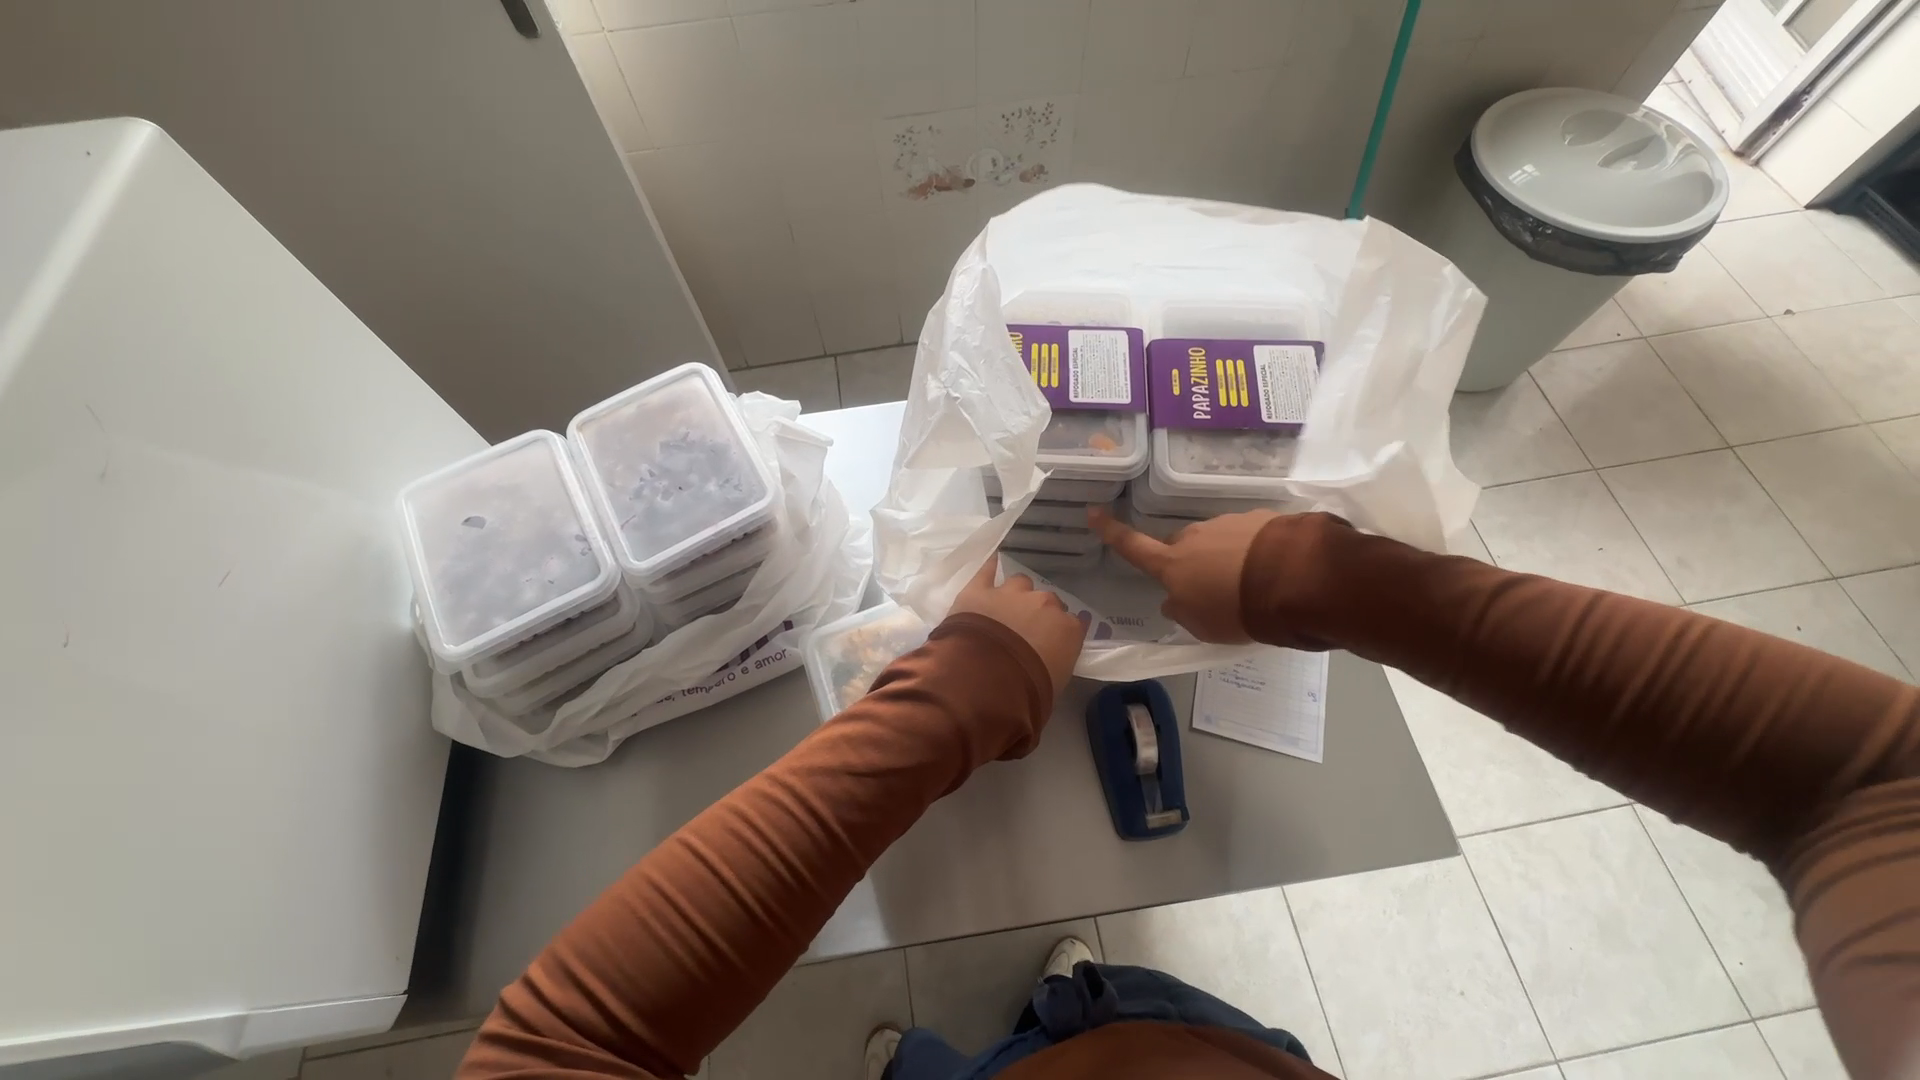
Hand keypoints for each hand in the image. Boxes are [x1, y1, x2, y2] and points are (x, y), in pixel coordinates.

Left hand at [949, 555, 1085, 696]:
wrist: (983, 683)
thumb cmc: (1025, 694)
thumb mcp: (1053, 685)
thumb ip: (1057, 663)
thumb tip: (1049, 662)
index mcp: (1068, 629)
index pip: (1072, 625)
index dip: (1058, 634)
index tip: (1049, 646)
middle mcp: (1045, 604)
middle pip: (1046, 602)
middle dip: (1037, 615)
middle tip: (1022, 634)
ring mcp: (1011, 593)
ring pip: (1020, 584)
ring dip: (1015, 595)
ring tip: (1002, 611)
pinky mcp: (978, 590)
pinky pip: (987, 571)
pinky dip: (989, 569)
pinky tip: (990, 566)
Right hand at [1088, 506, 1279, 643]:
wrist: (1293, 580)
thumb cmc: (1237, 611)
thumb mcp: (1202, 627)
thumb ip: (1183, 612)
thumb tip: (1172, 601)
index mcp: (1172, 565)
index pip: (1132, 547)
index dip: (1111, 532)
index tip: (1093, 513)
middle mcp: (1194, 537)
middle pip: (1182, 547)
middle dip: (1192, 563)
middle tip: (1213, 589)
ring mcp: (1227, 524)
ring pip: (1217, 541)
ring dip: (1226, 559)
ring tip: (1252, 586)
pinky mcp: (1259, 519)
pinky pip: (1248, 537)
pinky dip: (1254, 553)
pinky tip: (1272, 573)